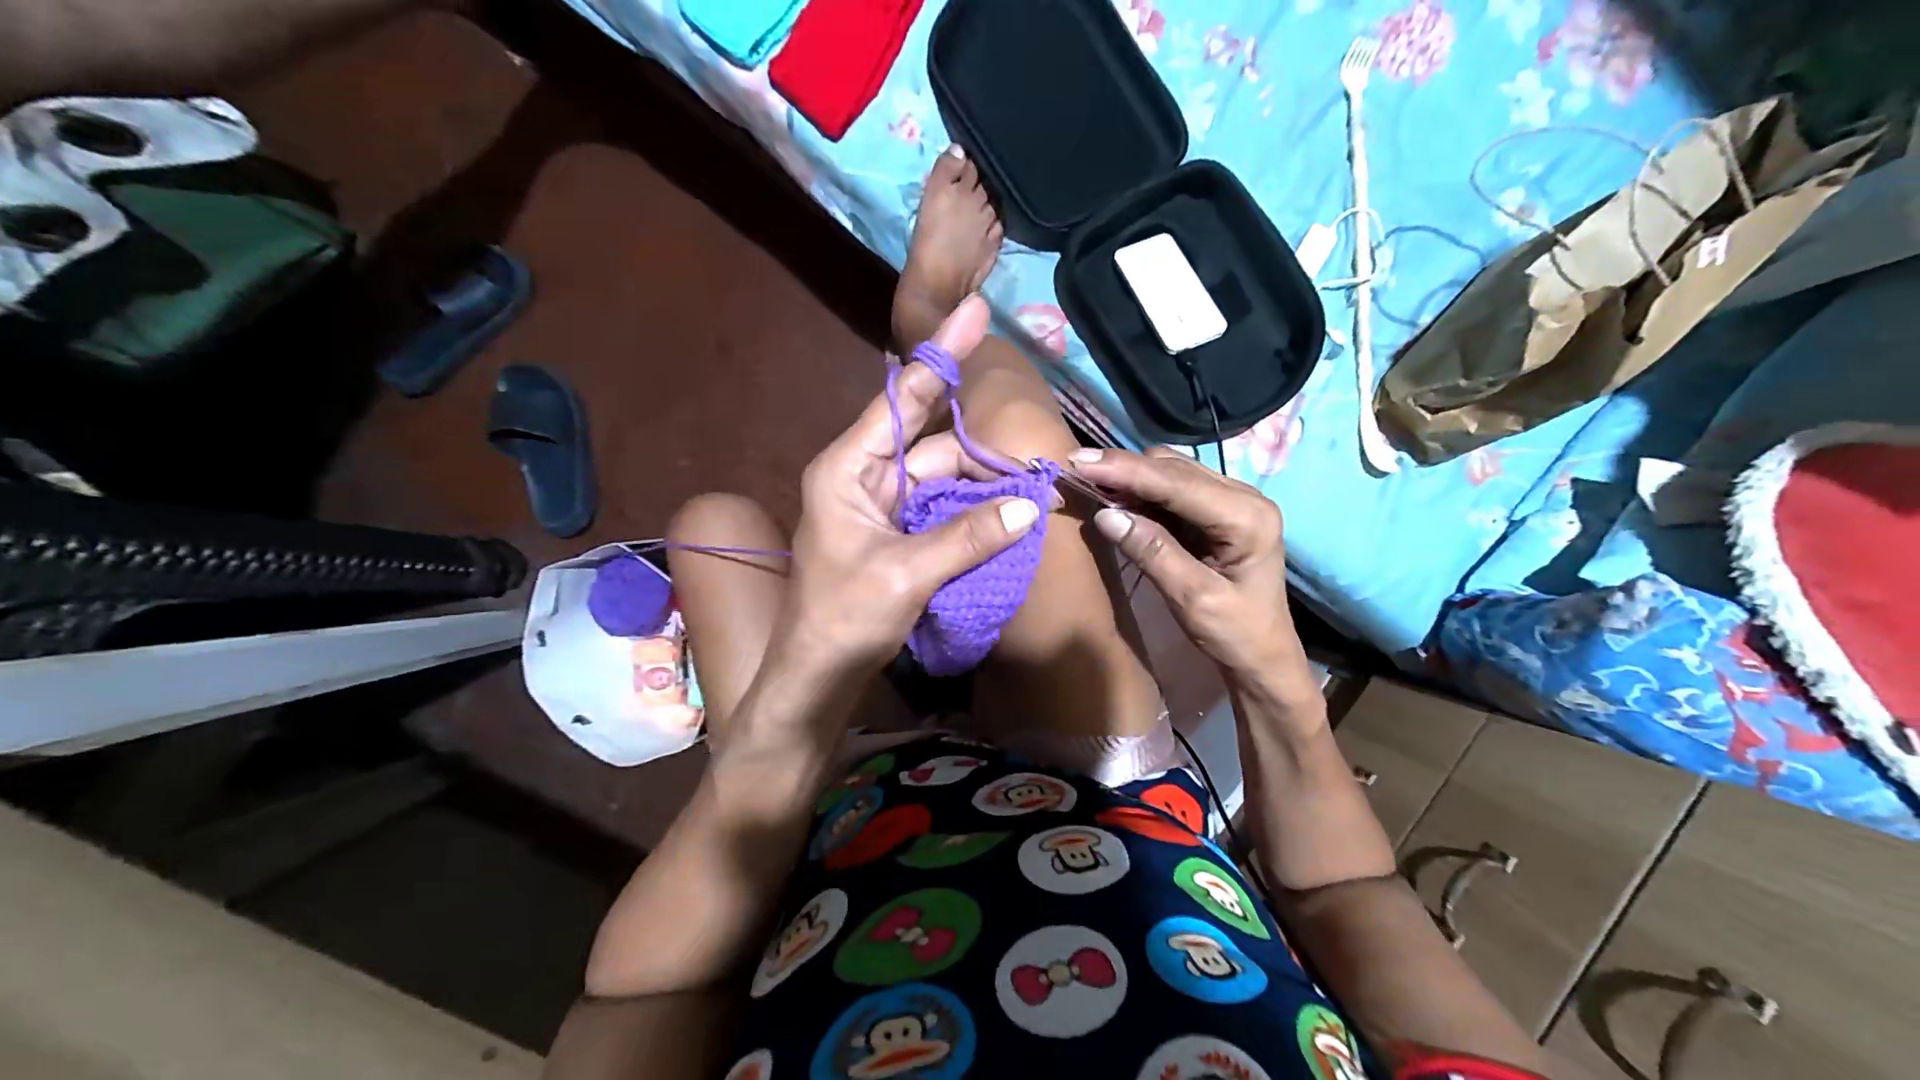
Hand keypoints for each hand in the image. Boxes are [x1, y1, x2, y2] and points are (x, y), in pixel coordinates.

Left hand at [775, 296, 1041, 675]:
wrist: (818, 676)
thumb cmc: (844, 619)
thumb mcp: (908, 573)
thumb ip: (968, 535)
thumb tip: (1029, 505)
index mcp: (848, 469)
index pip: (902, 398)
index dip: (941, 355)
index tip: (976, 310)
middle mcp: (863, 477)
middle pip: (933, 444)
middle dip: (982, 453)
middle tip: (1034, 470)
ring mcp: (880, 507)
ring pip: (942, 478)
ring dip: (982, 487)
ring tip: (1028, 499)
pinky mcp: (895, 535)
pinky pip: (940, 508)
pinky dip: (971, 512)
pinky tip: (1004, 516)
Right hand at [1070, 447, 1302, 679]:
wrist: (1262, 654)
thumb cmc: (1234, 633)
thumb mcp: (1192, 599)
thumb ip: (1152, 552)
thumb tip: (1105, 514)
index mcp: (1246, 517)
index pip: (1176, 483)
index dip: (1125, 470)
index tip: (1079, 463)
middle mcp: (1244, 497)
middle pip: (1172, 467)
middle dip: (1123, 468)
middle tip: (1075, 471)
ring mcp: (1232, 500)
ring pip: (1171, 471)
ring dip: (1130, 475)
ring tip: (1090, 482)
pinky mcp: (1217, 509)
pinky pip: (1173, 487)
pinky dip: (1141, 489)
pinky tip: (1116, 496)